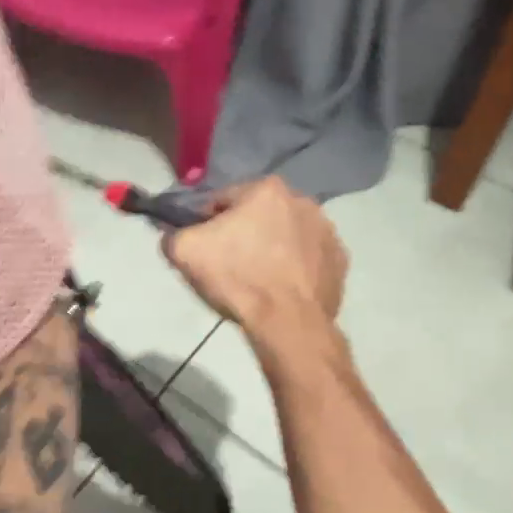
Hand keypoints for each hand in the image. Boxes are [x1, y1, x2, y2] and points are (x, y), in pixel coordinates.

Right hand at [163, 177, 346, 332]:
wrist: (288, 323)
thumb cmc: (237, 278)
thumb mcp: (185, 251)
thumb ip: (173, 233)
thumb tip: (174, 235)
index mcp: (266, 189)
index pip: (222, 200)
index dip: (206, 223)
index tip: (203, 248)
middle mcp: (303, 200)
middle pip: (258, 215)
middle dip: (244, 233)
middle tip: (229, 264)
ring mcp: (327, 231)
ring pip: (285, 234)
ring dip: (271, 248)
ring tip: (257, 279)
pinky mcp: (339, 261)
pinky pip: (308, 258)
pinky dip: (295, 268)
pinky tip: (281, 288)